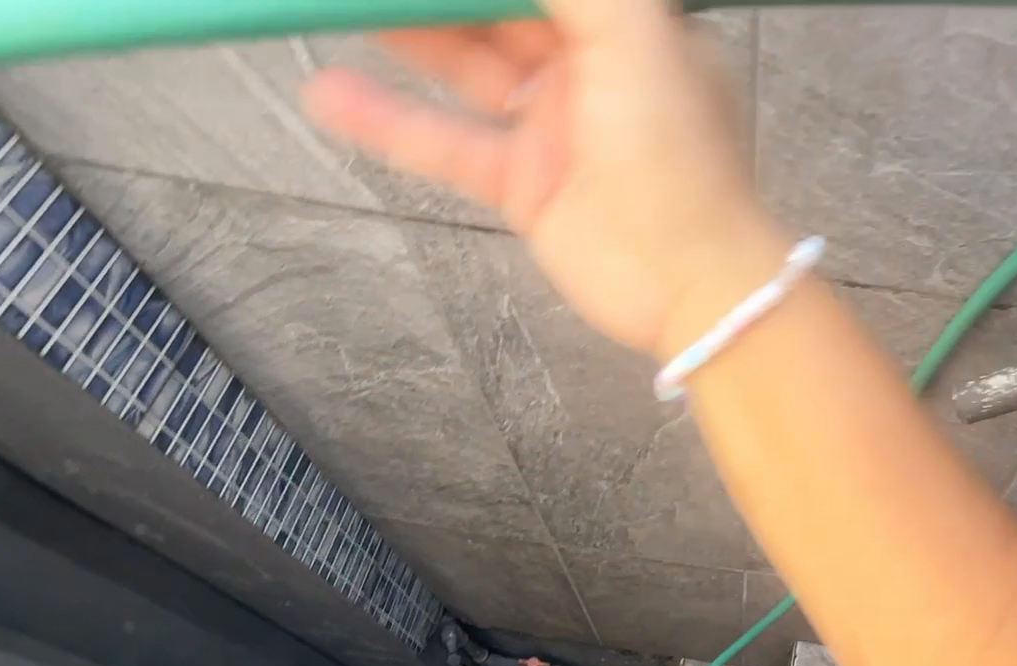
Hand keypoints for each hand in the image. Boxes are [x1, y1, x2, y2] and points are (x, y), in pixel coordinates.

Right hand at [302, 0, 788, 357]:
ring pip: (464, 66)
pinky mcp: (528, 191)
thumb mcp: (634, 36)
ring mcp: (555, 133)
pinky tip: (329, 94)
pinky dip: (393, 124)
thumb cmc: (679, 158)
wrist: (694, 285)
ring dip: (401, 33)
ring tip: (322, 6)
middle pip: (494, 9)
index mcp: (626, 28)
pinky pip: (450, 146)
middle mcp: (589, 74)